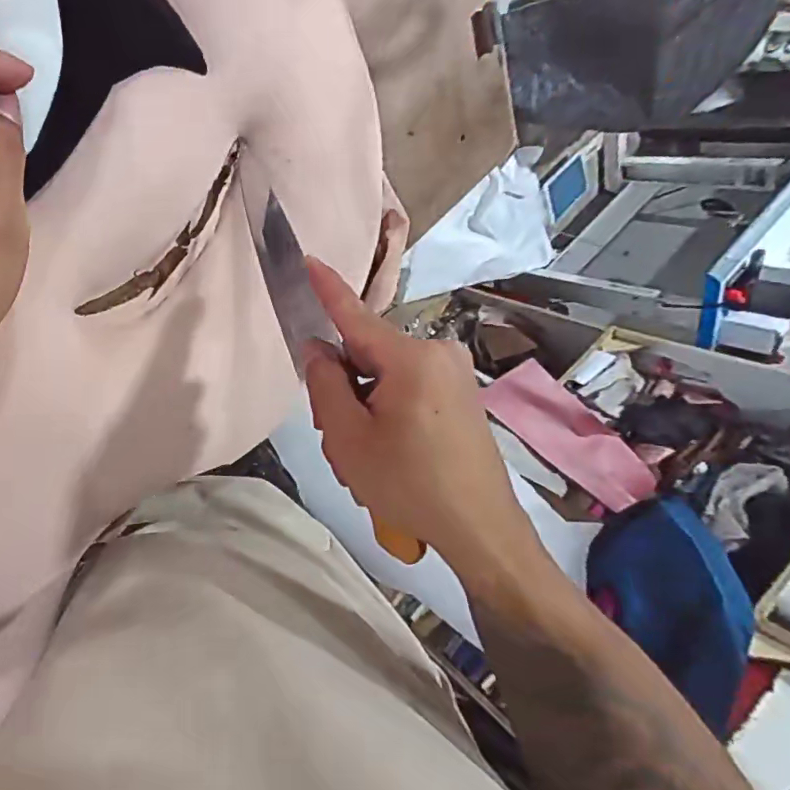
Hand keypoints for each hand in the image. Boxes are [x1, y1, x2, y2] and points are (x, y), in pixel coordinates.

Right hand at [302, 257, 536, 576]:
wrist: (481, 530)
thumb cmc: (408, 483)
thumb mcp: (349, 437)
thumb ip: (325, 384)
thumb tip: (317, 349)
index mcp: (411, 359)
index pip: (355, 316)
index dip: (327, 290)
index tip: (308, 259)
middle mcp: (437, 355)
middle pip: (365, 355)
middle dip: (341, 388)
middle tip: (338, 438)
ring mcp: (452, 375)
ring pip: (381, 378)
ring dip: (360, 409)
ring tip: (364, 457)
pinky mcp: (458, 396)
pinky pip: (402, 391)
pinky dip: (382, 415)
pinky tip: (384, 456)